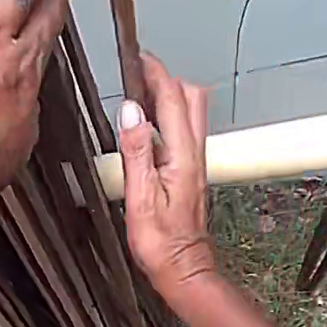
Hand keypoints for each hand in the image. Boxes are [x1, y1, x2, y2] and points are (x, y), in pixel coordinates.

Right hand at [120, 55, 216, 294]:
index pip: (172, 97)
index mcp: (182, 155)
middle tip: (137, 74)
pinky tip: (147, 128)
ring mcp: (195, 163)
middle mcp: (194, 153)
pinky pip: (183, 133)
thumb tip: (131, 110)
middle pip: (190, 98)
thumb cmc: (161, 242)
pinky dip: (167, 118)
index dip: (154, 72)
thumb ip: (136, 151)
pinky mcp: (189, 174)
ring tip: (138, 95)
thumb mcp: (141, 198)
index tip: (136, 57)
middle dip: (165, 78)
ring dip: (168, 96)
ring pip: (190, 114)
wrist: (182, 269)